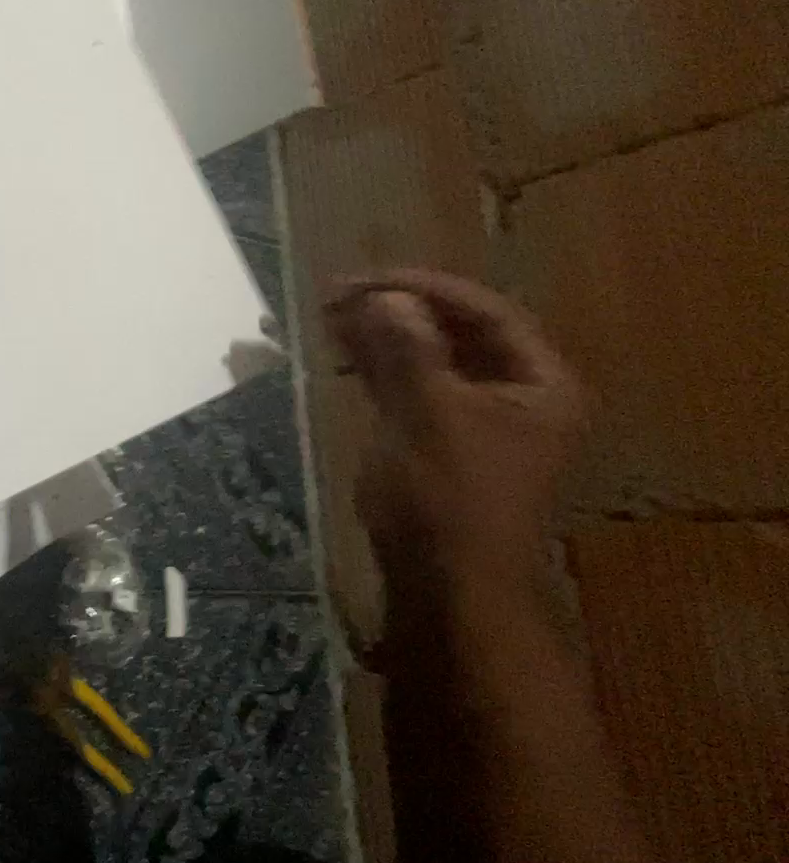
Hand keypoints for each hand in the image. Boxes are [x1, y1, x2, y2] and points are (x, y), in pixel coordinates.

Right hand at [325, 269, 582, 580]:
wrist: (444, 581)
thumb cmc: (448, 496)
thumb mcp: (430, 415)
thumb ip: (408, 351)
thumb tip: (382, 296)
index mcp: (538, 383)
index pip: (484, 312)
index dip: (423, 288)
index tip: (362, 281)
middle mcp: (512, 393)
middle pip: (454, 331)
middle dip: (394, 309)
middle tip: (333, 295)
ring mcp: (472, 417)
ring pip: (425, 357)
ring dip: (378, 334)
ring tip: (325, 317)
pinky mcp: (434, 438)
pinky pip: (406, 385)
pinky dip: (373, 366)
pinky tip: (338, 354)